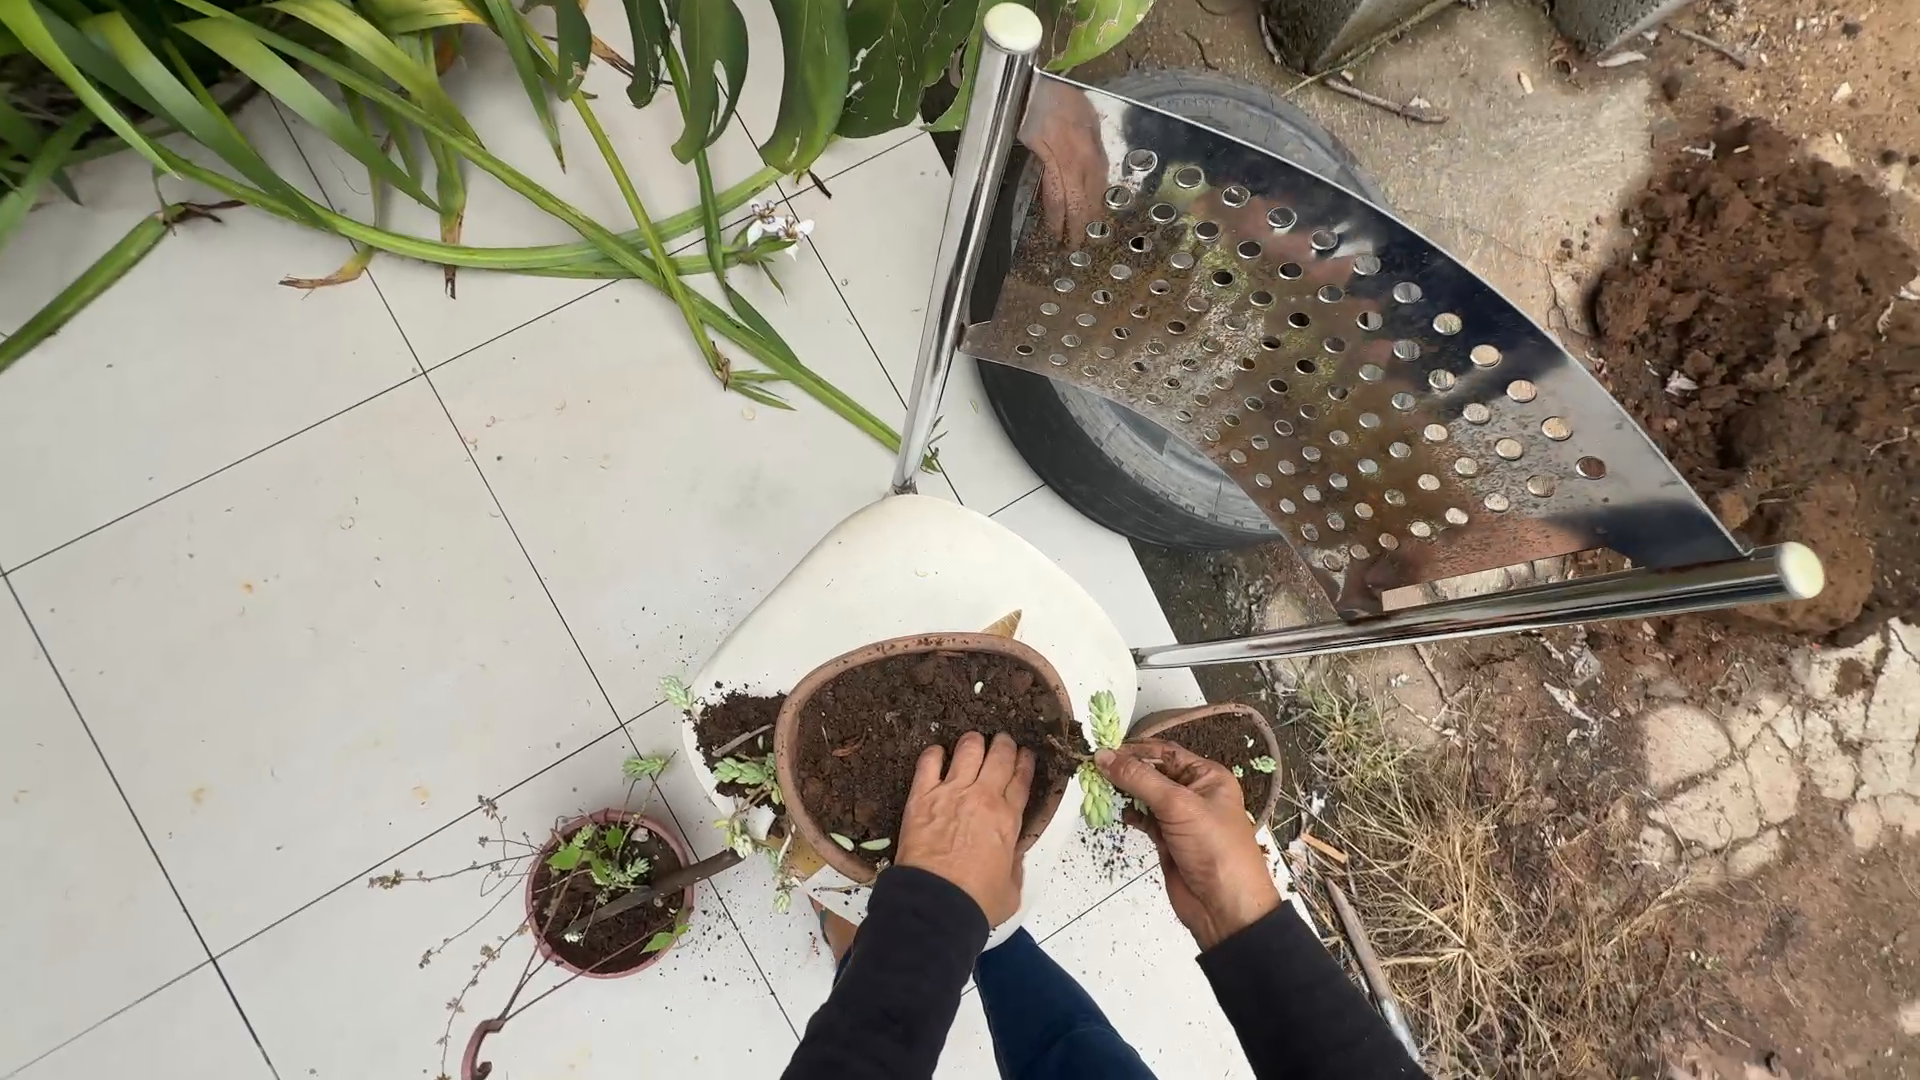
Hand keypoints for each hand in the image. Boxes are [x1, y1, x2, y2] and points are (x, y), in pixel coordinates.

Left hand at [895, 732, 1034, 926]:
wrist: (936, 903)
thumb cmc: (976, 901)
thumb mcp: (1011, 889)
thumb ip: (1014, 866)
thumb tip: (1012, 856)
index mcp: (1007, 818)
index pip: (1021, 779)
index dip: (1025, 761)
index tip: (1026, 753)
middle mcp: (982, 797)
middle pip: (1000, 756)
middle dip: (1004, 744)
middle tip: (1003, 741)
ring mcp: (951, 792)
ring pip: (968, 750)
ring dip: (974, 742)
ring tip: (974, 740)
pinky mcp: (922, 795)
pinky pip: (929, 762)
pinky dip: (935, 753)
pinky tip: (938, 752)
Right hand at [1096, 740, 1278, 949]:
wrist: (1226, 910)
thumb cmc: (1213, 848)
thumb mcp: (1177, 806)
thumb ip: (1138, 778)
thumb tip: (1102, 755)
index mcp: (1206, 776)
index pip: (1164, 753)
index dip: (1134, 750)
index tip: (1103, 751)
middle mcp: (1194, 792)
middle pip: (1152, 772)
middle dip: (1125, 771)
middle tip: (1095, 770)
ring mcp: (1179, 816)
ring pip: (1144, 794)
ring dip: (1124, 792)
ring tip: (1100, 790)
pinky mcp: (1167, 838)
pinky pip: (1143, 817)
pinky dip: (1129, 814)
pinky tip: (1118, 814)